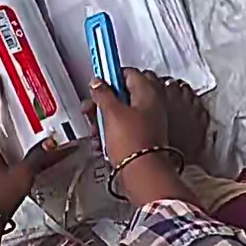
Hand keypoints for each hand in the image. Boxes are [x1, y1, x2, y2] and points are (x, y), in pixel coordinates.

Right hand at [88, 69, 193, 207]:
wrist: (141, 172)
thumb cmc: (132, 142)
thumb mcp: (111, 112)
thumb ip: (103, 94)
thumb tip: (98, 84)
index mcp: (148, 92)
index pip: (128, 72)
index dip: (111, 74)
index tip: (99, 76)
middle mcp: (152, 105)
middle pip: (124, 93)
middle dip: (105, 99)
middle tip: (94, 104)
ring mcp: (149, 122)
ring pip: (123, 111)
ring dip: (106, 117)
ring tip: (96, 126)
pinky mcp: (143, 138)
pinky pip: (124, 128)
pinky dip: (112, 131)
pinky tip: (102, 139)